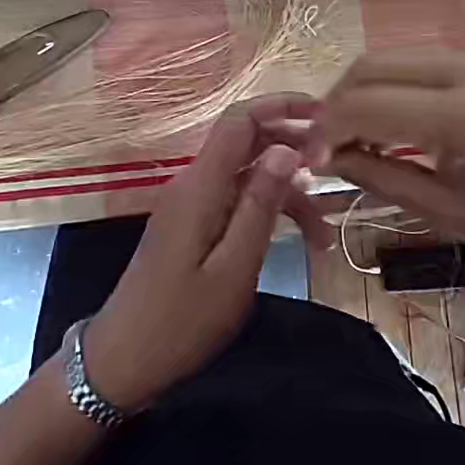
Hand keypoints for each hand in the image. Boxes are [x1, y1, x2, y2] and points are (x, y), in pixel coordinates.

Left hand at [82, 94, 327, 410]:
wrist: (124, 358)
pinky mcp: (188, 226)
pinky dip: (264, 214)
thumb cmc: (182, 321)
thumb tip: (286, 148)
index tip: (330, 117)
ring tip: (323, 238)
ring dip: (285, 195)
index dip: (283, 107)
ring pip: (244, 177)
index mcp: (199, 187)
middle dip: (294, 151)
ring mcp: (188, 205)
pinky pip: (231, 202)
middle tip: (339, 173)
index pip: (239, 120)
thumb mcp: (234, 267)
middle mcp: (191, 185)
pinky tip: (292, 242)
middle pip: (245, 144)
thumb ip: (260, 205)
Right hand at [307, 52, 464, 295]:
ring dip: (366, 91)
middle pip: (373, 64)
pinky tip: (401, 126)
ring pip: (399, 58)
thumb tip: (329, 158)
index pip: (364, 105)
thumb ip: (383, 179)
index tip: (309, 161)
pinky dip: (399, 88)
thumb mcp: (456, 216)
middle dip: (336, 102)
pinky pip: (430, 65)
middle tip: (327, 146)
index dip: (324, 131)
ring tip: (359, 138)